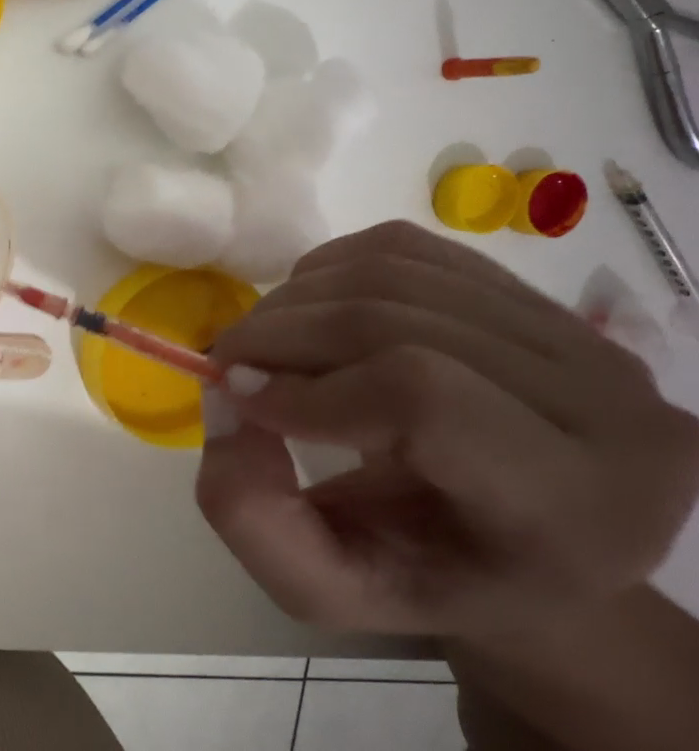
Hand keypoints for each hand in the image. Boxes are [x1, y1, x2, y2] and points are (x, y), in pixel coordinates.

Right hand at [197, 221, 698, 635]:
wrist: (515, 548)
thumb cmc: (420, 576)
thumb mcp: (320, 588)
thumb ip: (250, 515)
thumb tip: (227, 401)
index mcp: (574, 505)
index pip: (427, 400)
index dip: (310, 390)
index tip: (243, 403)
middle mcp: (609, 407)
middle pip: (395, 320)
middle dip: (277, 335)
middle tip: (227, 368)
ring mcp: (582, 339)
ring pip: (391, 273)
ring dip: (291, 301)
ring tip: (262, 348)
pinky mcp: (536, 296)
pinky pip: (402, 249)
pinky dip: (325, 271)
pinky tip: (310, 317)